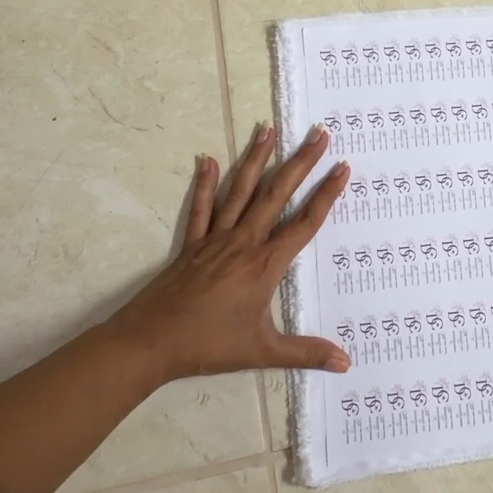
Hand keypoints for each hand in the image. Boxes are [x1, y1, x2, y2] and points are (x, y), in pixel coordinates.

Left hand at [105, 124, 351, 381]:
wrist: (147, 344)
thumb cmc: (208, 346)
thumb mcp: (262, 351)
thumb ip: (305, 353)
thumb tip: (345, 362)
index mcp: (265, 265)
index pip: (304, 222)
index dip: (326, 194)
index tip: (342, 167)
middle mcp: (244, 243)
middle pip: (277, 194)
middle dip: (301, 162)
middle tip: (318, 134)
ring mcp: (215, 240)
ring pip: (241, 191)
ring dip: (257, 159)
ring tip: (269, 130)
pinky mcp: (191, 245)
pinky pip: (201, 208)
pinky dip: (206, 184)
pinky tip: (209, 159)